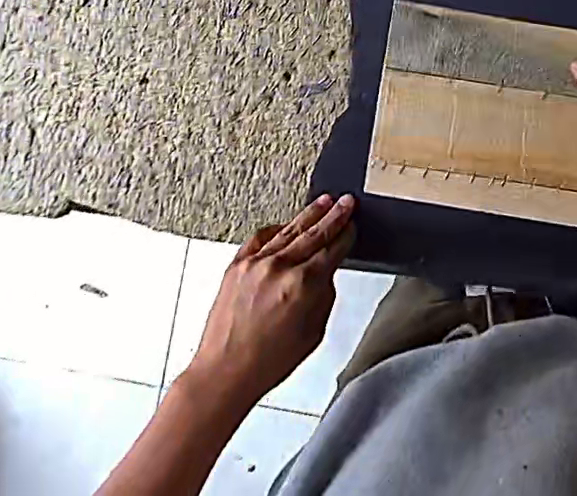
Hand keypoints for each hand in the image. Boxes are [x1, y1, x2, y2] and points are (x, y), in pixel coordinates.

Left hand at [182, 193, 355, 409]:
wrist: (223, 374)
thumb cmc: (267, 360)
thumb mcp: (314, 329)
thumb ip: (324, 293)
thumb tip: (326, 270)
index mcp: (303, 284)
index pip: (333, 248)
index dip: (346, 235)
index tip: (352, 226)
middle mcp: (279, 268)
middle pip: (316, 232)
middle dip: (335, 215)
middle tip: (346, 202)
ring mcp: (256, 264)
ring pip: (291, 229)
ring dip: (311, 214)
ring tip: (324, 202)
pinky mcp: (236, 266)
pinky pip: (261, 238)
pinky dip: (277, 228)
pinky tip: (287, 223)